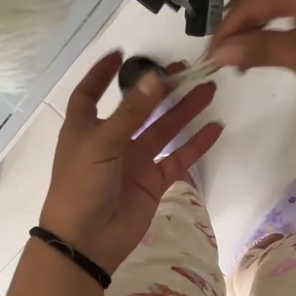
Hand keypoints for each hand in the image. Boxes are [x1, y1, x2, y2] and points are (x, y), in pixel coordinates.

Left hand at [39, 51, 221, 271]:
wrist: (86, 241)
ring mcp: (133, 162)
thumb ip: (130, 112)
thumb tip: (155, 78)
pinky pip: (177, 159)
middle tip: (186, 69)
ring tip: (209, 90)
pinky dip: (195, 145)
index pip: (90, 94)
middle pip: (138, 108)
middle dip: (160, 89)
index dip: (102, 75)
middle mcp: (110, 141)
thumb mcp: (101, 143)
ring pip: (163, 130)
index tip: (121, 55)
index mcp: (85, 128)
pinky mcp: (152, 183)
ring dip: (184, 112)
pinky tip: (214, 129)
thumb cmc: (81, 186)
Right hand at [208, 0, 295, 105]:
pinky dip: (276, 10)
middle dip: (238, 17)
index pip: (248, 1)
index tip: (211, 59)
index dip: (226, 29)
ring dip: (257, 10)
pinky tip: (275, 33)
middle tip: (227, 53)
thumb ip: (261, 50)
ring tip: (248, 44)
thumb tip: (221, 53)